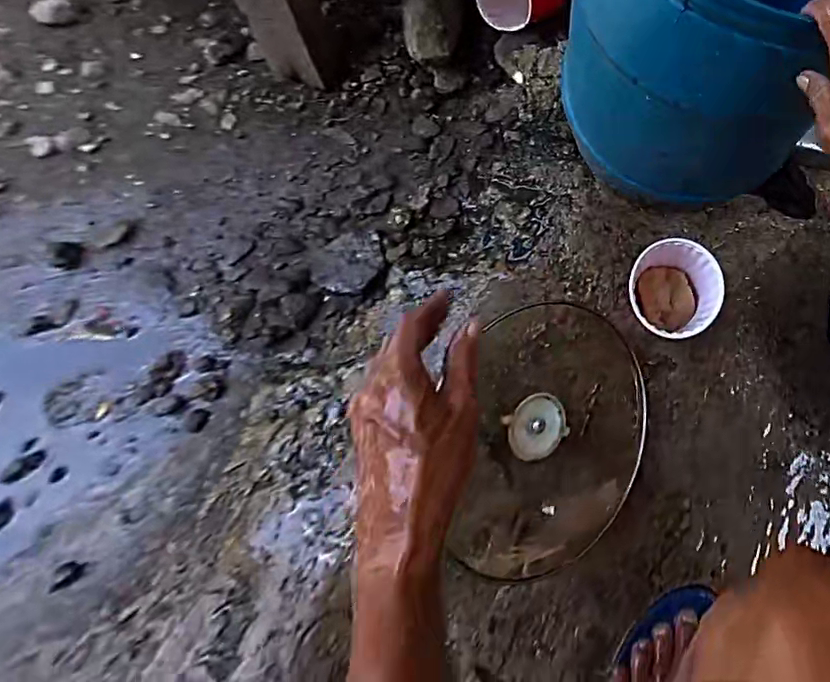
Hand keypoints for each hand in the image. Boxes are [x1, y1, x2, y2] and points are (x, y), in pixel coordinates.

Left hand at [348, 291, 478, 588]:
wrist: (397, 532)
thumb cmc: (437, 471)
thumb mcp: (461, 411)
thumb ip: (462, 363)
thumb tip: (469, 326)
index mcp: (396, 377)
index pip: (410, 327)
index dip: (430, 308)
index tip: (447, 297)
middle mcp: (371, 387)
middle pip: (393, 342)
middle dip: (420, 325)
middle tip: (444, 315)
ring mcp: (362, 409)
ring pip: (384, 362)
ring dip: (408, 346)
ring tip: (433, 339)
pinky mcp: (361, 428)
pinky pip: (379, 382)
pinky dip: (399, 367)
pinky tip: (414, 375)